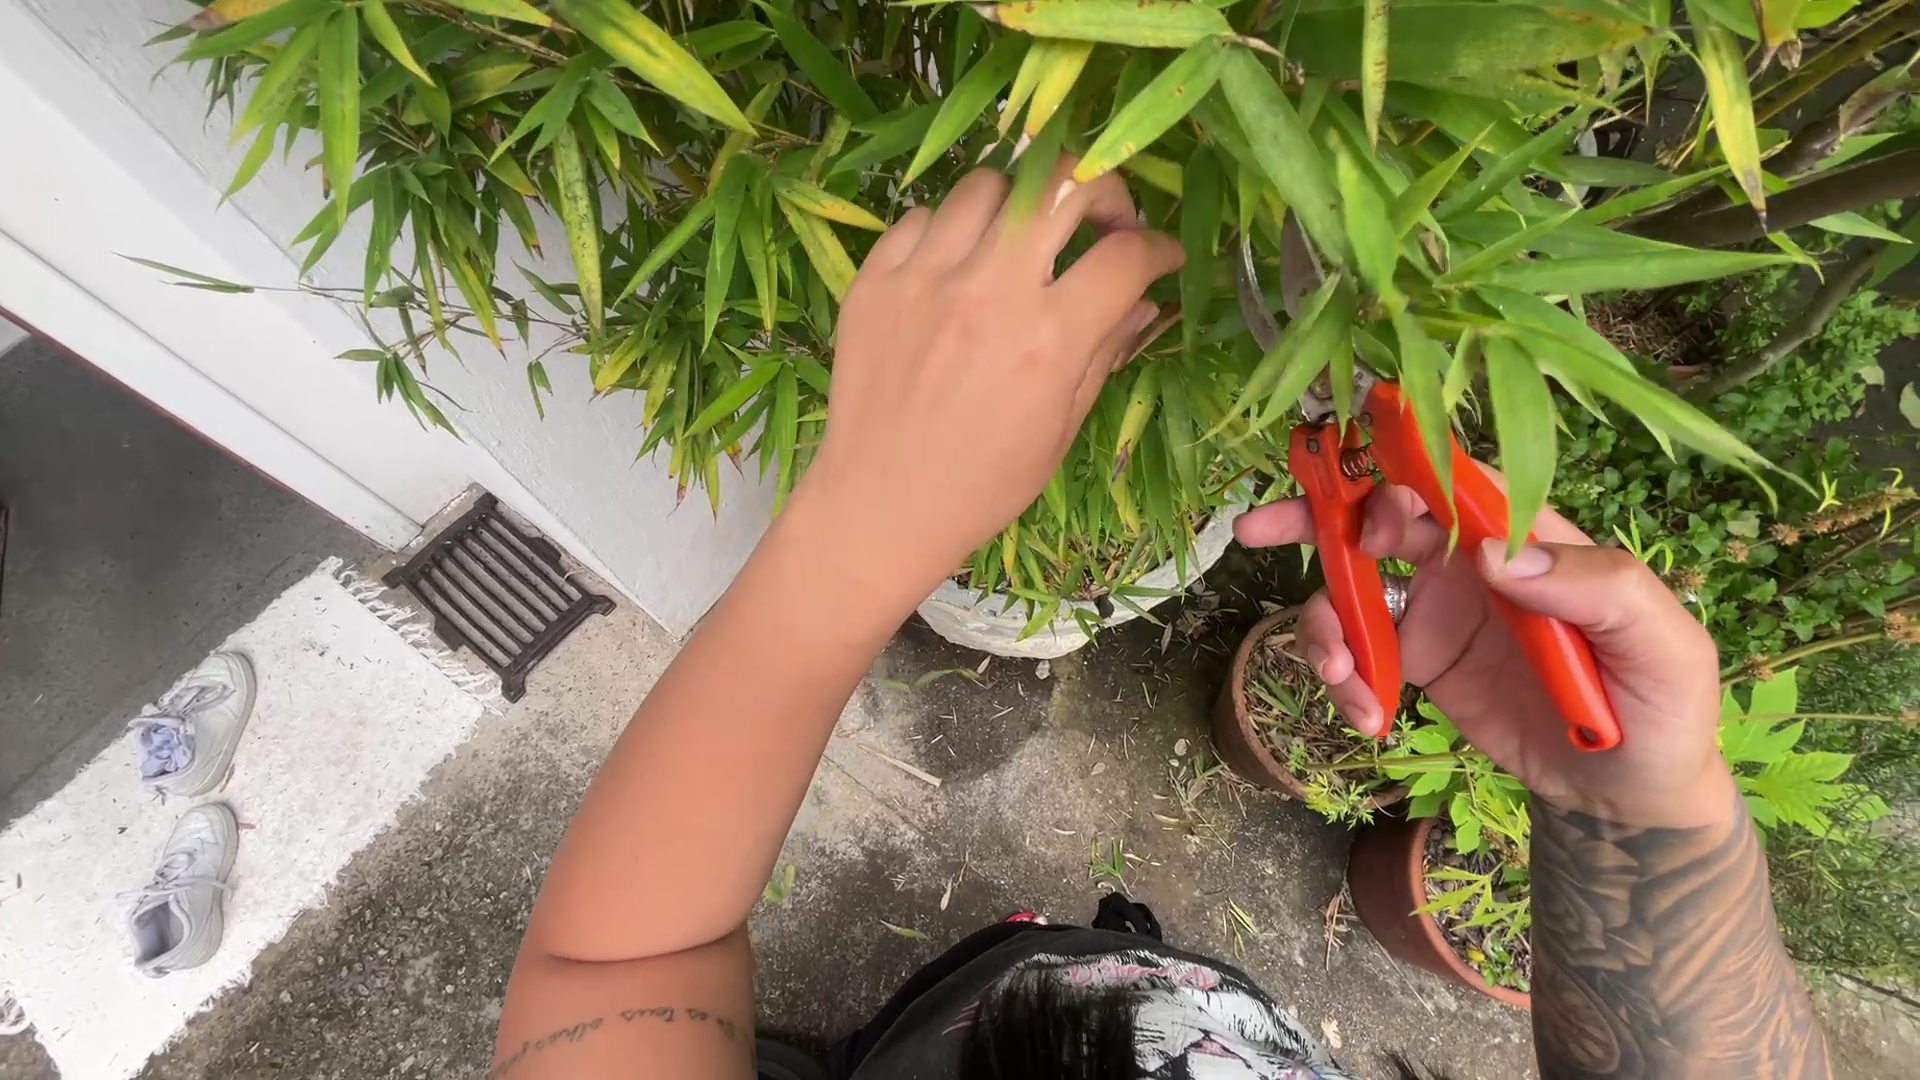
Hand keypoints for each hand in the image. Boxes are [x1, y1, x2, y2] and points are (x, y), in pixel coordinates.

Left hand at [795, 157, 1183, 591]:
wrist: (881, 506)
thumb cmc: (981, 486)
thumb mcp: (1058, 433)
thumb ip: (1103, 356)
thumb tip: (1144, 302)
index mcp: (1047, 340)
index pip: (1125, 256)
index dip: (1161, 248)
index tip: (1163, 256)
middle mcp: (987, 291)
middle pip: (1060, 183)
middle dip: (1102, 190)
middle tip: (1104, 224)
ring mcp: (923, 279)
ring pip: (987, 185)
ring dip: (1021, 204)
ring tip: (1023, 242)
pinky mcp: (874, 282)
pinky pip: (922, 218)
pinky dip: (952, 231)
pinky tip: (958, 267)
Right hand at [1234, 471, 1734, 826]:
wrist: (1619, 792)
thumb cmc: (1659, 707)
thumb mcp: (1660, 646)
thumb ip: (1594, 587)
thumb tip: (1495, 553)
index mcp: (1521, 538)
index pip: (1450, 485)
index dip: (1395, 481)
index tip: (1364, 513)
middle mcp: (1463, 562)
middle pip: (1370, 521)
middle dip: (1309, 521)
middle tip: (1255, 531)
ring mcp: (1427, 609)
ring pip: (1342, 593)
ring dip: (1324, 631)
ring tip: (1343, 681)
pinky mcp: (1407, 656)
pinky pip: (1350, 651)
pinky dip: (1342, 679)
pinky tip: (1365, 714)